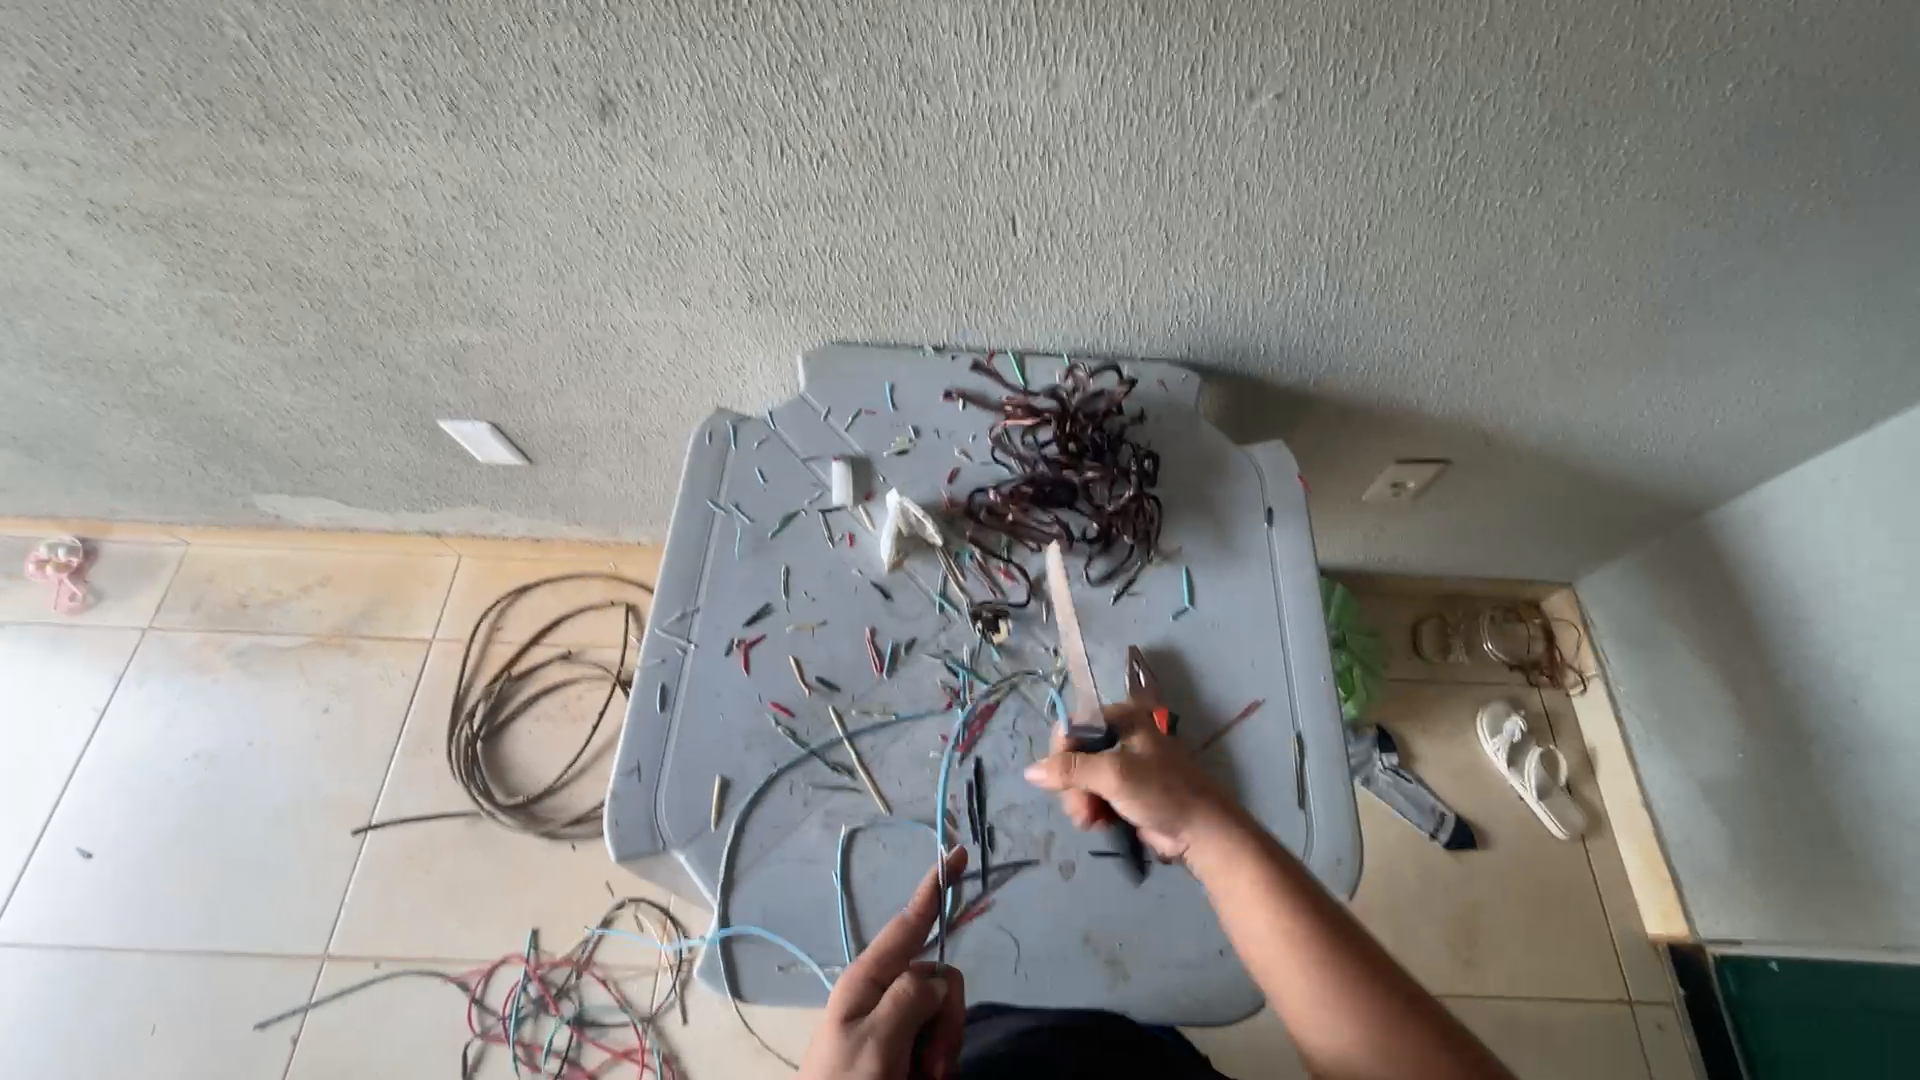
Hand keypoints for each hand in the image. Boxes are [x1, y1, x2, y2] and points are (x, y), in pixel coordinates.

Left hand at [797, 847, 967, 1079]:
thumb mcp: (874, 1044)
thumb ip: (910, 999)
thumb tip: (934, 980)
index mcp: (868, 979)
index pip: (909, 922)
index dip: (936, 887)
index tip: (959, 852)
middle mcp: (885, 993)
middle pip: (940, 979)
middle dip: (946, 1021)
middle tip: (928, 1065)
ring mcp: (896, 1023)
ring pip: (947, 1012)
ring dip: (944, 1048)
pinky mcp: (906, 1050)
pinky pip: (942, 1041)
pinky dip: (940, 1063)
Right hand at [1024, 701, 1239, 859]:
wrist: (1202, 832)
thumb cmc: (1162, 791)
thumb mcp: (1113, 775)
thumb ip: (1070, 769)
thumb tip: (1029, 771)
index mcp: (1122, 718)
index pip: (1073, 725)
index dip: (1060, 752)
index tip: (1057, 780)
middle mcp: (1120, 736)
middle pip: (1073, 754)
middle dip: (1072, 784)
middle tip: (1081, 810)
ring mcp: (1122, 765)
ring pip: (1080, 778)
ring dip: (1080, 801)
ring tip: (1090, 821)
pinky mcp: (1124, 792)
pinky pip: (1092, 795)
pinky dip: (1091, 810)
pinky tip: (1098, 824)